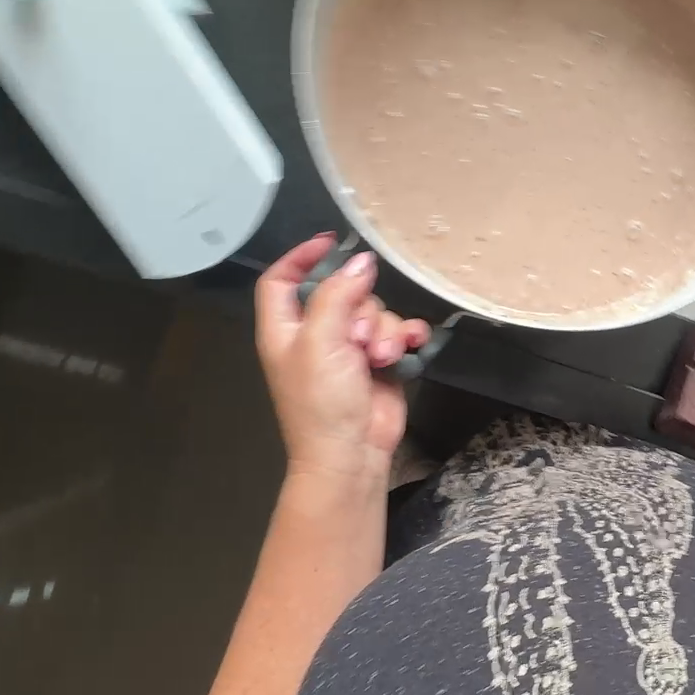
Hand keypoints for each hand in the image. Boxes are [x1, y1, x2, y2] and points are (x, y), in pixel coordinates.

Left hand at [254, 234, 432, 479]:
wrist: (352, 453)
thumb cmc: (321, 401)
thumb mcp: (320, 342)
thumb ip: (338, 295)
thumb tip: (362, 261)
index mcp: (286, 328)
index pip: (283, 280)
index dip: (301, 257)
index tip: (330, 241)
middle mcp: (318, 334)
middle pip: (344, 293)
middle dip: (363, 309)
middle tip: (360, 338)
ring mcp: (351, 348)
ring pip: (377, 312)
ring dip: (386, 331)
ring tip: (382, 357)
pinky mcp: (381, 361)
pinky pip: (400, 332)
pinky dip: (407, 337)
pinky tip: (412, 347)